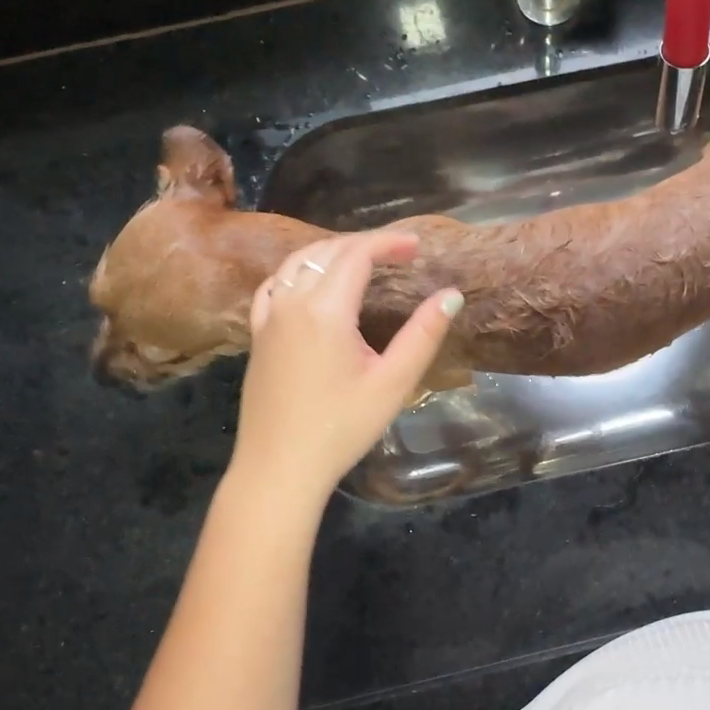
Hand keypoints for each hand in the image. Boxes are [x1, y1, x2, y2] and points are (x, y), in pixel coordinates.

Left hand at [233, 231, 461, 496]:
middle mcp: (292, 302)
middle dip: (366, 244)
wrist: (280, 466)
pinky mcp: (258, 335)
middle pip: (328, 252)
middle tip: (400, 253)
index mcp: (326, 309)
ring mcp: (269, 317)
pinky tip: (310, 281)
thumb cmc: (341, 428)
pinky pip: (274, 285)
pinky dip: (298, 271)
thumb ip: (423, 334)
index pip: (357, 254)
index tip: (417, 246)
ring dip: (333, 253)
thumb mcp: (393, 384)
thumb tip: (451, 294)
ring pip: (298, 263)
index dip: (388, 242)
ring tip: (363, 261)